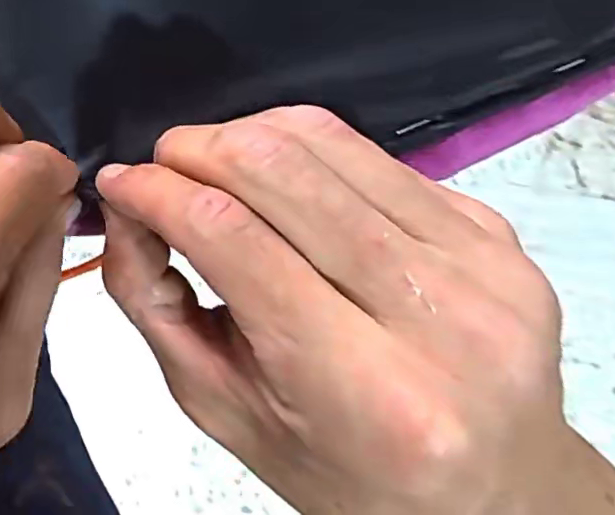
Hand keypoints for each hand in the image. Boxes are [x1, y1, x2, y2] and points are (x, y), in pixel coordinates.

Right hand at [95, 106, 614, 514]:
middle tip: (160, 166)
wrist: (497, 489)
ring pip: (315, 138)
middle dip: (191, 149)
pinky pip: (359, 145)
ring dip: (237, 135)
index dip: (156, 192)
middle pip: (273, 169)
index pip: (229, 237)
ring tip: (211, 165)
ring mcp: (475, 260)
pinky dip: (294, 144)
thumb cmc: (343, 469)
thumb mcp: (221, 407)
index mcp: (368, 393)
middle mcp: (435, 317)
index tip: (117, 180)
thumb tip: (124, 199)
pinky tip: (278, 178)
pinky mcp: (489, 223)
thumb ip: (151, 299)